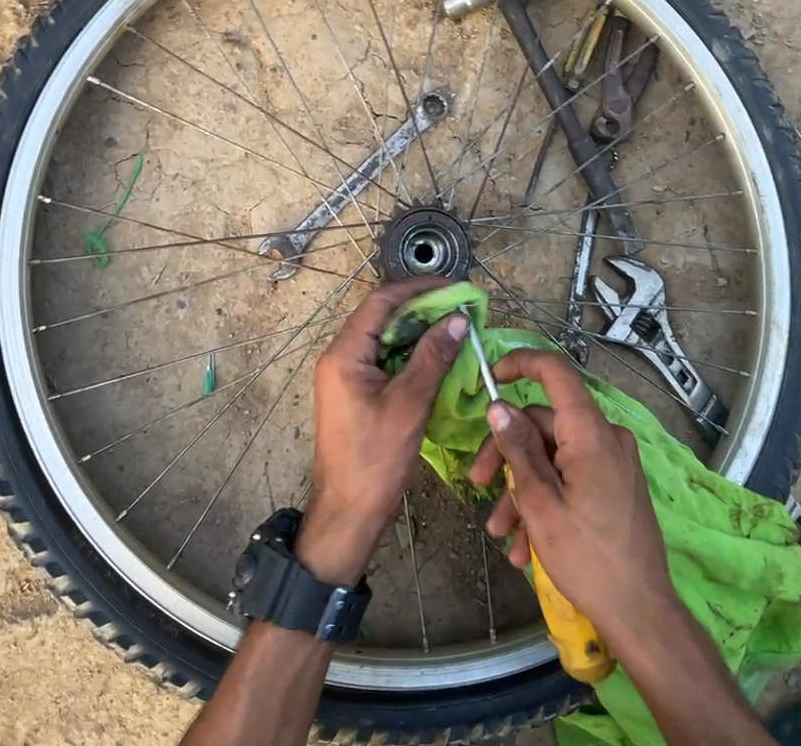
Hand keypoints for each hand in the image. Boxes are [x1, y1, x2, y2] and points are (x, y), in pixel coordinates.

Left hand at [298, 278, 467, 585]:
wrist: (347, 512)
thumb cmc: (375, 459)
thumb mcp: (409, 404)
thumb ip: (433, 357)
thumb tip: (458, 318)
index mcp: (344, 353)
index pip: (380, 301)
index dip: (418, 289)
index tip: (454, 288)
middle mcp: (339, 356)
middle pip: (381, 316)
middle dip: (421, 309)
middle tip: (461, 308)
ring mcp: (344, 375)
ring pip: (384, 339)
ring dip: (418, 332)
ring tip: (456, 329)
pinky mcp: (354, 392)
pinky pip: (383, 360)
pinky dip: (409, 355)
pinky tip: (438, 358)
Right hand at [467, 348, 677, 644]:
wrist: (640, 612)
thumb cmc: (587, 557)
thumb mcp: (539, 502)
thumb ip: (517, 448)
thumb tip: (498, 406)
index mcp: (591, 433)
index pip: (556, 372)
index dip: (520, 364)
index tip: (489, 376)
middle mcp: (606, 438)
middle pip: (543, 424)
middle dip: (507, 455)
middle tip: (479, 484)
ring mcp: (613, 462)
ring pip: (551, 456)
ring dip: (521, 488)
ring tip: (501, 532)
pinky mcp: (614, 485)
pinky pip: (570, 477)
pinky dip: (544, 501)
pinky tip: (524, 544)